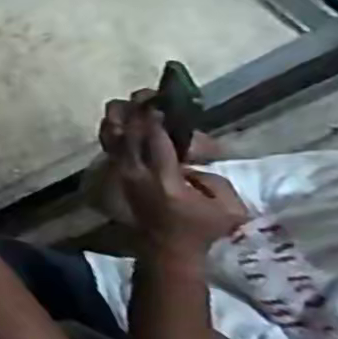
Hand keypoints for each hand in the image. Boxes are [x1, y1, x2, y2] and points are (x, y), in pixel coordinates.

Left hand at [100, 98, 247, 252]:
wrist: (165, 244)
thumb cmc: (201, 227)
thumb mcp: (227, 208)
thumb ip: (212, 179)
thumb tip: (191, 160)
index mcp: (164, 179)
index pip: (154, 143)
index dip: (154, 121)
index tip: (161, 102)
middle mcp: (135, 170)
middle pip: (128, 133)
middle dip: (137, 111)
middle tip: (150, 93)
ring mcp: (120, 169)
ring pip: (111, 135)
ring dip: (120, 115)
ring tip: (134, 99)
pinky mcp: (115, 170)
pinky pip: (109, 142)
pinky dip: (115, 126)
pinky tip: (123, 115)